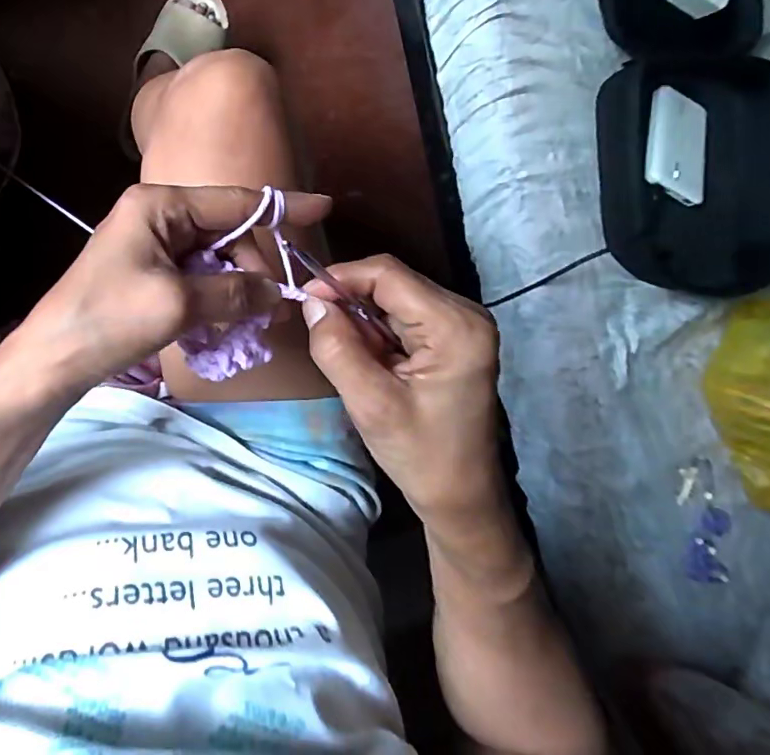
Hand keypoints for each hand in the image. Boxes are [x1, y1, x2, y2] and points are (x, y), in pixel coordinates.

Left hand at [7, 184, 329, 395]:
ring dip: (233, 290)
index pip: (233, 199)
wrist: (53, 357)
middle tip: (270, 311)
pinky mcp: (146, 270)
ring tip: (245, 327)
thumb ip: (234, 291)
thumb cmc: (109, 318)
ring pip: (212, 258)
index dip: (280, 206)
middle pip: (225, 232)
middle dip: (251, 268)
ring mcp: (149, 243)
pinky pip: (194, 277)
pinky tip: (219, 329)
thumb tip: (277, 291)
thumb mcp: (178, 303)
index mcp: (158, 204)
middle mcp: (155, 214)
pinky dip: (212, 299)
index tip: (323, 207)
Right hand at [300, 255, 505, 523]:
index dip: (340, 278)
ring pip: (392, 295)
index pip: (388, 274)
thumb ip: (336, 348)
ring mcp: (460, 323)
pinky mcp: (451, 335)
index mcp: (455, 326)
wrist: (461, 496)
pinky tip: (365, 358)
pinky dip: (373, 328)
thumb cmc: (420, 454)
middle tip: (318, 328)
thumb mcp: (369, 404)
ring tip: (344, 352)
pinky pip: (400, 313)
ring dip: (359, 316)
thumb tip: (311, 303)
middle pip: (391, 280)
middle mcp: (464, 313)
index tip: (305, 300)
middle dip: (348, 298)